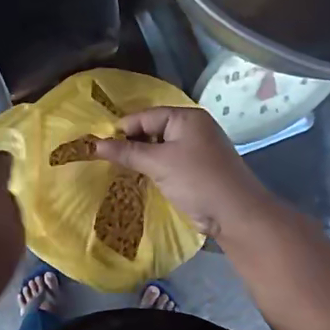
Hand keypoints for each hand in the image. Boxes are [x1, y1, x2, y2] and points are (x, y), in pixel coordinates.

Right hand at [94, 107, 274, 238]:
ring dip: (142, 158)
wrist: (235, 213)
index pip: (145, 116)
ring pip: (161, 148)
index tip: (97, 146)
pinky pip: (170, 162)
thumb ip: (127, 152)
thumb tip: (94, 144)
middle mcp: (193, 128)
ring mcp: (197, 149)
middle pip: (153, 130)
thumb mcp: (158, 164)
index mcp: (187, 117)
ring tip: (118, 170)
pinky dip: (155, 169)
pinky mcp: (198, 169)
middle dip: (131, 144)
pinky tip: (139, 179)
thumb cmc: (197, 180)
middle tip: (105, 160)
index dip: (121, 130)